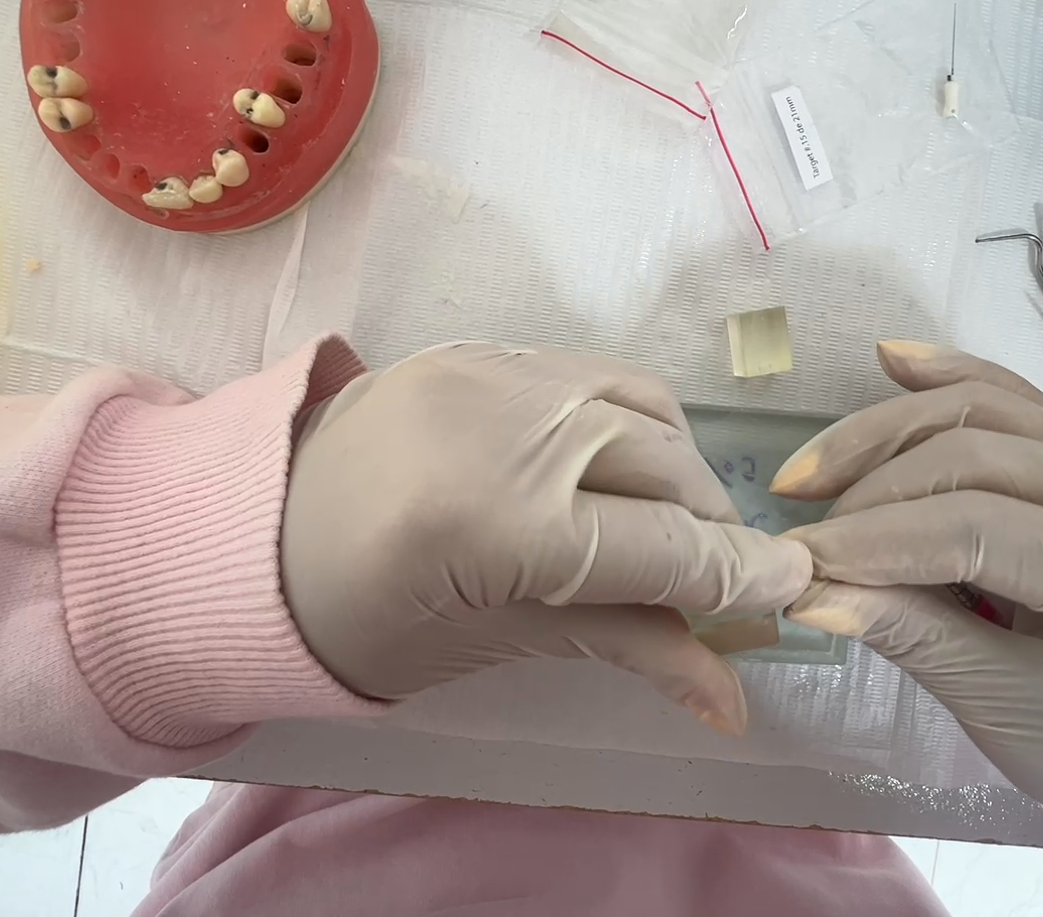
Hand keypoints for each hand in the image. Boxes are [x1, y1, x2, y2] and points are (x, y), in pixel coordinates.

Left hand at [281, 342, 811, 733]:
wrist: (252, 533)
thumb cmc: (362, 620)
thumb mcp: (493, 642)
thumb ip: (624, 645)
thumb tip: (731, 694)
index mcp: (492, 522)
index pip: (656, 545)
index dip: (733, 573)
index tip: (789, 587)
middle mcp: (502, 426)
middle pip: (662, 463)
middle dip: (709, 523)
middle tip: (717, 569)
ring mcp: (488, 370)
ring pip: (640, 402)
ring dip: (676, 462)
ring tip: (665, 513)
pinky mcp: (478, 348)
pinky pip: (590, 372)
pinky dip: (627, 418)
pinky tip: (612, 461)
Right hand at [775, 341, 1042, 868]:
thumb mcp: (1015, 714)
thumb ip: (912, 637)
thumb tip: (806, 591)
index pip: (984, 528)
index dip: (878, 540)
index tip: (797, 563)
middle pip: (980, 452)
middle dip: (872, 487)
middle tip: (802, 534)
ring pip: (990, 411)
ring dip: (887, 432)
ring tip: (812, 470)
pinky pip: (1021, 402)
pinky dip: (949, 379)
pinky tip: (890, 359)